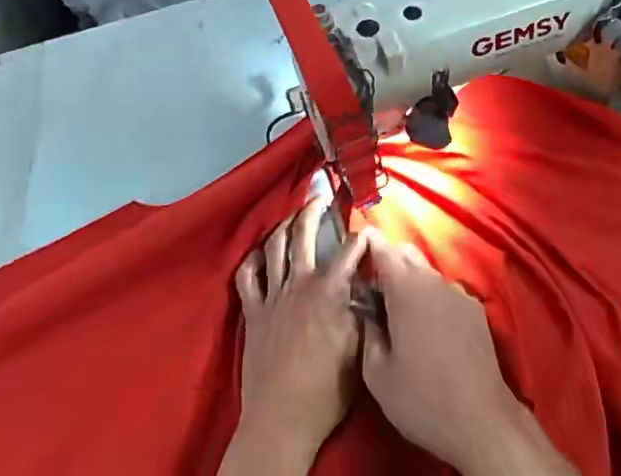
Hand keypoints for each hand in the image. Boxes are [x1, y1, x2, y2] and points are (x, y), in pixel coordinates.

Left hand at [219, 200, 368, 475]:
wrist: (281, 422)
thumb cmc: (328, 389)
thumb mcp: (361, 347)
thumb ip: (366, 309)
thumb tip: (372, 285)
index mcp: (329, 290)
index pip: (349, 248)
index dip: (361, 235)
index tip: (369, 230)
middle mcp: (299, 283)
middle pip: (304, 233)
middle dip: (315, 209)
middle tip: (322, 197)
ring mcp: (272, 296)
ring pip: (275, 246)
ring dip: (285, 225)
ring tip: (294, 214)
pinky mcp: (253, 313)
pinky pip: (248, 276)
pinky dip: (254, 258)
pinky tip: (261, 251)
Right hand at [361, 231, 575, 475]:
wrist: (479, 417)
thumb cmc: (420, 397)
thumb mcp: (377, 374)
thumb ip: (368, 332)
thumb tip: (367, 310)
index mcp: (406, 290)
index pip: (385, 249)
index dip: (370, 243)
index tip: (358, 244)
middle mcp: (434, 281)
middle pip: (408, 255)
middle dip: (389, 260)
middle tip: (372, 287)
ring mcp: (459, 293)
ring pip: (428, 273)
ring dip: (411, 281)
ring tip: (399, 312)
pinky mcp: (475, 309)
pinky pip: (446, 291)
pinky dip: (432, 297)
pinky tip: (428, 327)